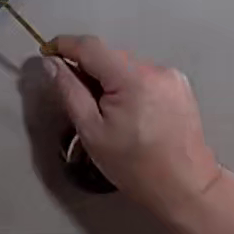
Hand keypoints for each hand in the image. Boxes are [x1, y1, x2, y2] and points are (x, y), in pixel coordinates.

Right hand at [43, 35, 222, 217]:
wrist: (186, 188)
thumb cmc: (136, 167)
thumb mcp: (91, 131)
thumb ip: (69, 91)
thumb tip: (52, 64)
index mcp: (133, 79)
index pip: (90, 46)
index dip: (64, 45)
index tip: (47, 52)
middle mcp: (156, 69)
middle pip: (109, 55)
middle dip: (88, 69)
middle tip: (77, 98)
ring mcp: (171, 76)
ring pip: (125, 66)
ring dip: (108, 79)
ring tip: (106, 112)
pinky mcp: (179, 85)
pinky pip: (142, 75)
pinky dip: (127, 85)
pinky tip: (128, 112)